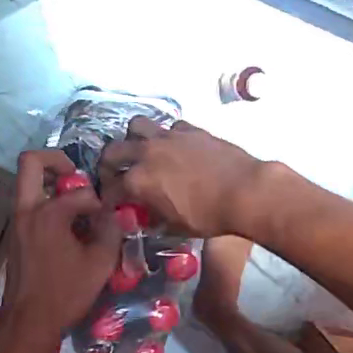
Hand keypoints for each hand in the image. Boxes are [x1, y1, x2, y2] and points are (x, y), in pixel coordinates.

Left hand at [0, 150, 121, 350]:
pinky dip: (46, 207)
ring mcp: (16, 224)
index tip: (108, 218)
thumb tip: (115, 212)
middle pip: (30, 163)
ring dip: (51, 186)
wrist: (28, 322)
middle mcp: (27, 211)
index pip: (80, 191)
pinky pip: (29, 207)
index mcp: (48, 214)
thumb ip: (110, 231)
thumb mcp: (99, 263)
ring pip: (28, 186)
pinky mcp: (14, 237)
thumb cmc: (65, 293)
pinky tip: (68, 230)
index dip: (99, 201)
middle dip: (55, 160)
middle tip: (76, 174)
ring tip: (77, 207)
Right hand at [97, 118, 268, 237]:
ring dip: (132, 138)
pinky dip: (165, 137)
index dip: (108, 199)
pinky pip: (168, 127)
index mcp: (138, 181)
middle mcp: (146, 154)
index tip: (112, 205)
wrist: (244, 191)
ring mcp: (167, 138)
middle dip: (107, 165)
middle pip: (112, 151)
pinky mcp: (189, 129)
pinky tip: (174, 149)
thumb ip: (153, 220)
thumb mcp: (175, 227)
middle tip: (115, 175)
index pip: (111, 189)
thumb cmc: (208, 216)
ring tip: (140, 151)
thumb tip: (146, 217)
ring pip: (135, 126)